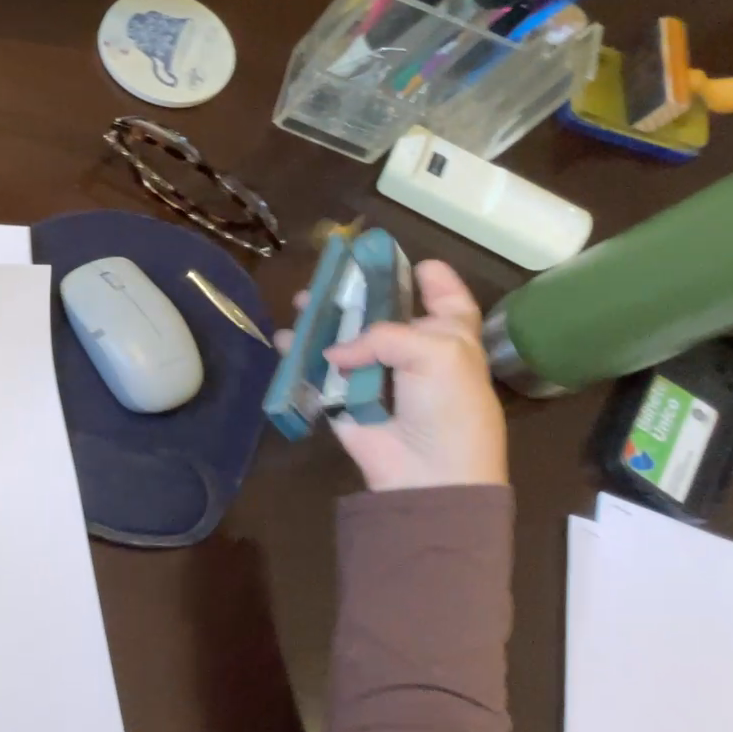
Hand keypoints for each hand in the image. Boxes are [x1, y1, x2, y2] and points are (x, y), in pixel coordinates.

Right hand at [280, 260, 508, 491]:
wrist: (426, 468)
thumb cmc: (447, 404)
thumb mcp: (435, 352)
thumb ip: (383, 336)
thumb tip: (331, 352)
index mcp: (449, 336)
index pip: (446, 300)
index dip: (431, 280)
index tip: (413, 263)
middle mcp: (410, 352)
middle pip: (381, 315)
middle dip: (359, 294)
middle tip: (333, 275)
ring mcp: (373, 377)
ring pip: (344, 341)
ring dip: (322, 321)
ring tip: (300, 302)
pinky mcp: (341, 400)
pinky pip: (316, 375)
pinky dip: (298, 357)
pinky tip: (284, 340)